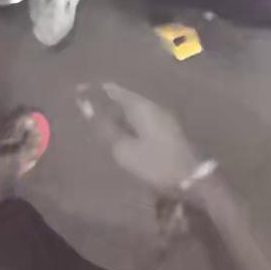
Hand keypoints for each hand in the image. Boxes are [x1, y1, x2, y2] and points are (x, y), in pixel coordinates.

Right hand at [78, 82, 203, 195]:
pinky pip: (140, 118)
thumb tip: (88, 108)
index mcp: (142, 107)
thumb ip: (106, 128)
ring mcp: (162, 117)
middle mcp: (152, 106)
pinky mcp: (166, 129)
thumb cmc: (155, 163)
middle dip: (105, 100)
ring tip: (98, 119)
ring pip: (133, 108)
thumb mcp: (124, 149)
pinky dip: (126, 121)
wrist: (191, 179)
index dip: (96, 90)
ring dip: (116, 112)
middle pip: (124, 97)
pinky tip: (118, 131)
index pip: (114, 90)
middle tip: (85, 107)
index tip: (78, 91)